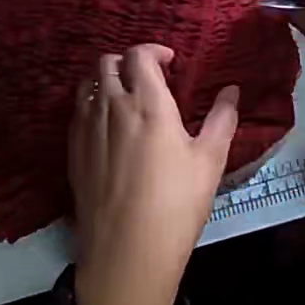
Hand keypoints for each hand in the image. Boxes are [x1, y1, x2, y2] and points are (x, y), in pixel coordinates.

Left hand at [69, 44, 238, 304]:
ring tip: (128, 97)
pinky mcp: (72, 153)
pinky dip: (93, 104)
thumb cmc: (177, 203)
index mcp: (147, 103)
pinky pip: (77, 112)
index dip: (154, 51)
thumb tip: (232, 91)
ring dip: (107, 80)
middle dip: (129, 62)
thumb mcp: (211, 159)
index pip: (138, 55)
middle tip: (152, 79)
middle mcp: (110, 108)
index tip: (172, 62)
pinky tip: (111, 126)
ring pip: (87, 85)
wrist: (127, 253)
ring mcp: (86, 130)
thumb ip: (222, 118)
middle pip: (107, 63)